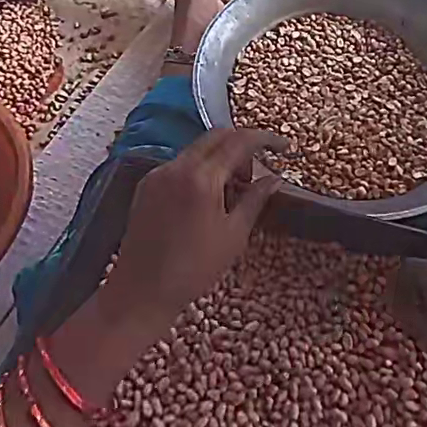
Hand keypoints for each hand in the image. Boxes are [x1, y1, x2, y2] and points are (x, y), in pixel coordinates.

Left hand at [105, 129, 286, 326]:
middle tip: (254, 175)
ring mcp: (158, 174)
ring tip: (232, 192)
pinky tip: (206, 198)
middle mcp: (177, 167)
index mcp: (201, 178)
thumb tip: (275, 178)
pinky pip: (180, 164)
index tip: (284, 148)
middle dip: (242, 146)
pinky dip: (200, 169)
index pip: (239, 141)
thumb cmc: (194, 268)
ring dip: (220, 158)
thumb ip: (255, 199)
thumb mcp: (234, 235)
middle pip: (216, 136)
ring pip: (197, 149)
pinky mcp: (146, 185)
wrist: (141, 290)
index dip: (266, 139)